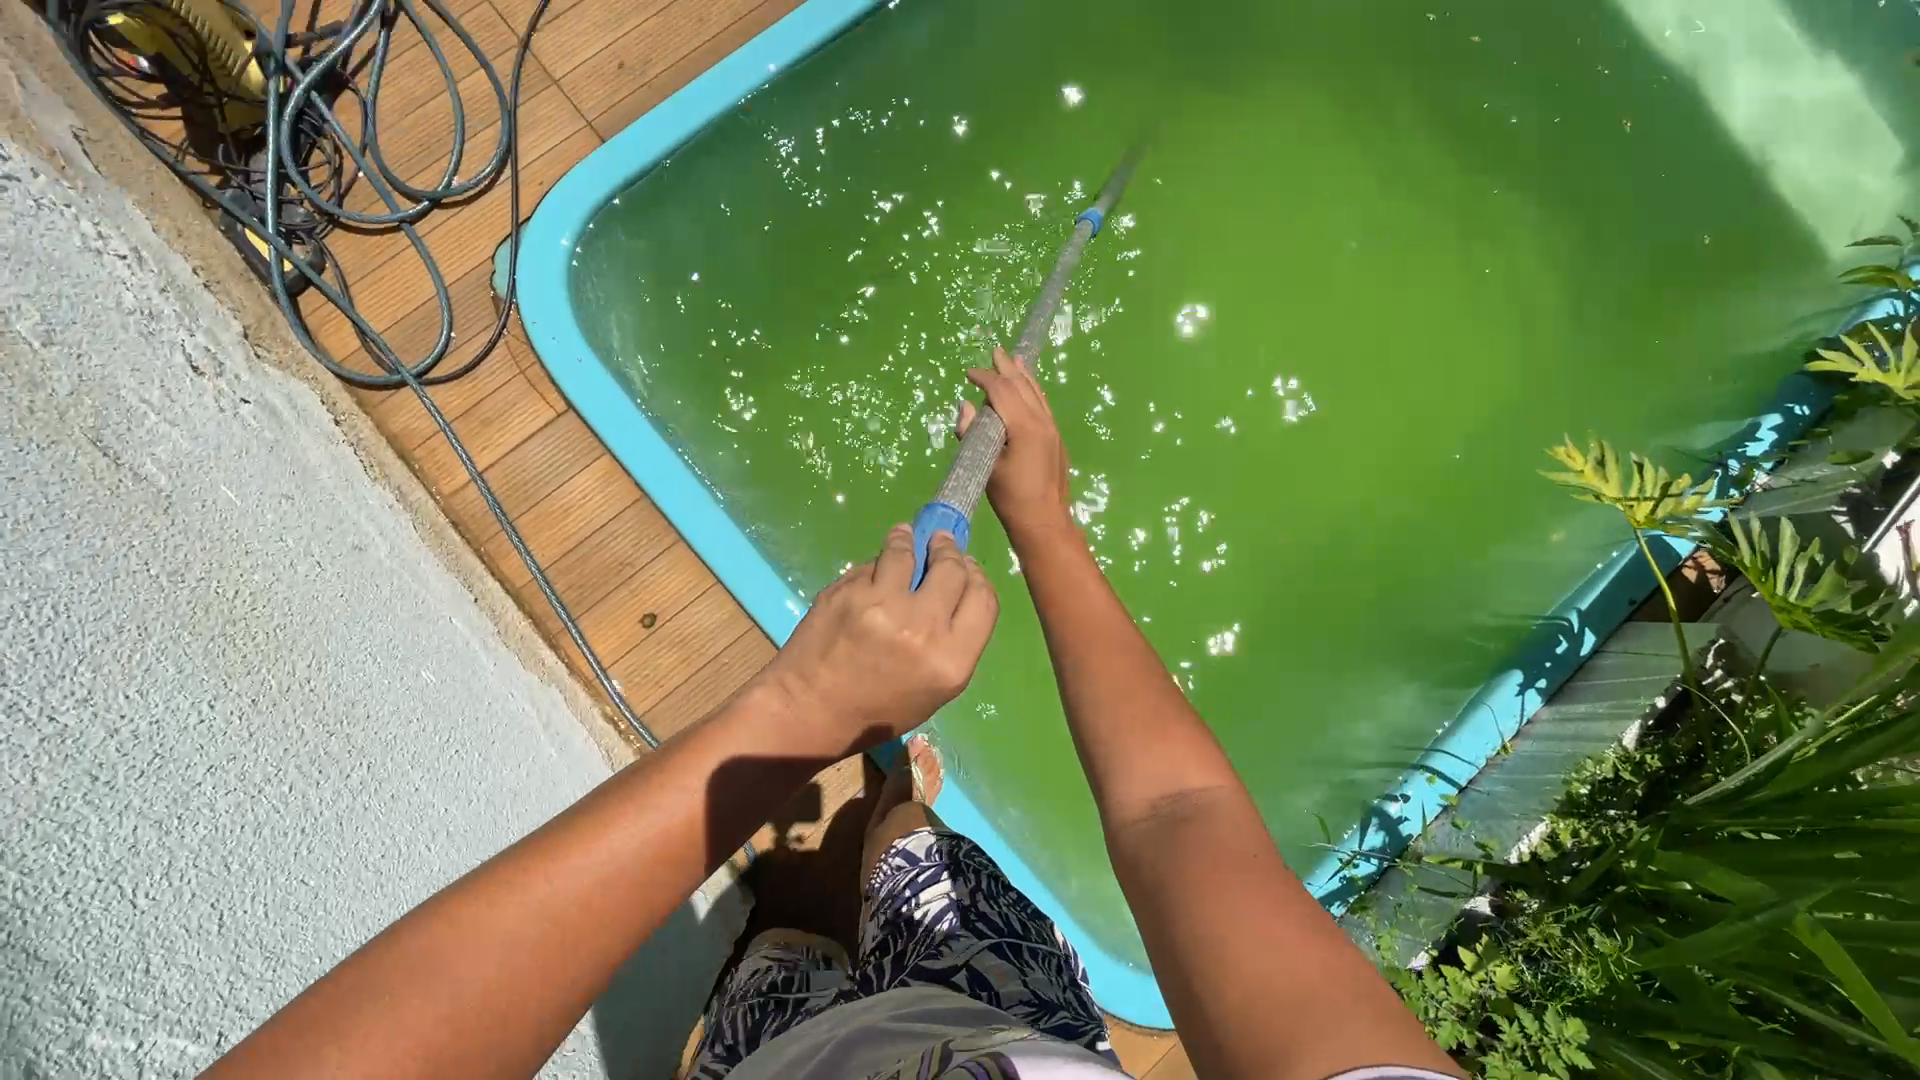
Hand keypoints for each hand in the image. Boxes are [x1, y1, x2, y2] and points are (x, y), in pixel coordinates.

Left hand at [757, 525, 997, 753]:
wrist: (811, 711)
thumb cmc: (877, 711)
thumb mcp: (934, 690)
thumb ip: (952, 642)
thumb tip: (953, 592)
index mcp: (952, 661)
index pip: (983, 600)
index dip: (977, 577)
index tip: (967, 566)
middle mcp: (925, 629)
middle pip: (953, 570)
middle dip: (948, 551)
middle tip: (941, 542)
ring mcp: (885, 607)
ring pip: (909, 554)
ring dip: (908, 541)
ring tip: (905, 536)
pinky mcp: (850, 593)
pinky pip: (873, 565)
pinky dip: (877, 560)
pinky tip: (876, 561)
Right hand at [958, 346, 1073, 544]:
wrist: (1044, 520)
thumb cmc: (1011, 497)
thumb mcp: (985, 466)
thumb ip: (972, 434)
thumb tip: (966, 406)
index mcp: (1024, 425)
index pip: (1002, 390)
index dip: (984, 377)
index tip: (968, 372)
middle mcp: (1042, 421)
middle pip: (1022, 385)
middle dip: (1007, 368)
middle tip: (995, 351)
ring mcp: (1052, 429)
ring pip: (1037, 393)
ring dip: (1024, 375)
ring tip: (1016, 360)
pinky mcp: (1056, 439)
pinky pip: (1043, 405)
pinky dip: (1033, 392)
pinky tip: (1029, 389)